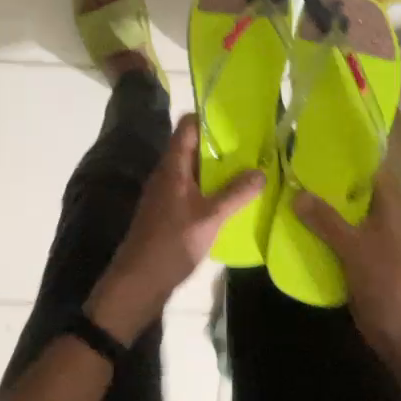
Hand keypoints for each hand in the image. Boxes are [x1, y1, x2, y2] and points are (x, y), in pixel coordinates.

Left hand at [86, 115, 264, 342]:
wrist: (138, 283)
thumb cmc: (172, 243)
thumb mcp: (210, 217)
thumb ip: (235, 194)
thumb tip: (261, 171)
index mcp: (172, 166)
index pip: (187, 126)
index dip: (209, 117)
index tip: (238, 117)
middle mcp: (167, 173)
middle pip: (193, 147)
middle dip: (221, 145)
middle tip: (253, 144)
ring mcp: (167, 193)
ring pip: (195, 170)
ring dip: (218, 169)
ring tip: (250, 168)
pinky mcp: (170, 212)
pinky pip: (193, 189)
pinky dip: (211, 188)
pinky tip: (232, 199)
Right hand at [293, 169, 400, 356]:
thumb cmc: (387, 283)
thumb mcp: (354, 247)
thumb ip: (326, 220)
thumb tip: (296, 193)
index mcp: (390, 207)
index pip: (372, 168)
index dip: (350, 154)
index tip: (320, 141)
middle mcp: (382, 218)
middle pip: (354, 191)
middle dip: (327, 182)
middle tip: (293, 165)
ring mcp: (372, 240)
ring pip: (344, 215)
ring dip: (321, 208)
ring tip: (288, 190)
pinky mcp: (361, 261)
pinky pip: (338, 238)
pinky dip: (321, 232)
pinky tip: (294, 226)